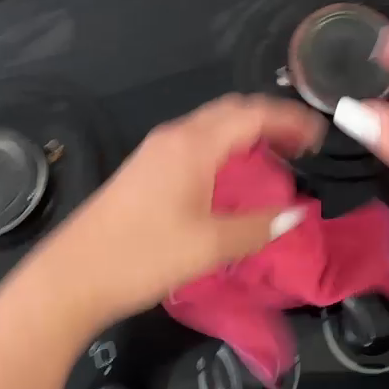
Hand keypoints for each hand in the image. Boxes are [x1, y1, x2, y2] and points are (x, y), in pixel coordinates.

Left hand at [31, 94, 323, 324]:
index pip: (252, 114)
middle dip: (271, 120)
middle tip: (302, 145)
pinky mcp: (145, 169)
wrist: (69, 278)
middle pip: (232, 111)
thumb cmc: (142, 256)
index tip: (318, 136)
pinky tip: (233, 176)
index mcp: (194, 144)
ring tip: (275, 158)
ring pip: (213, 125)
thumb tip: (299, 213)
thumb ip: (259, 226)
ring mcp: (156, 151)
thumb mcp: (209, 246)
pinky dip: (226, 146)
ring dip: (247, 132)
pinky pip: (197, 141)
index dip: (290, 120)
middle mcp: (175, 136)